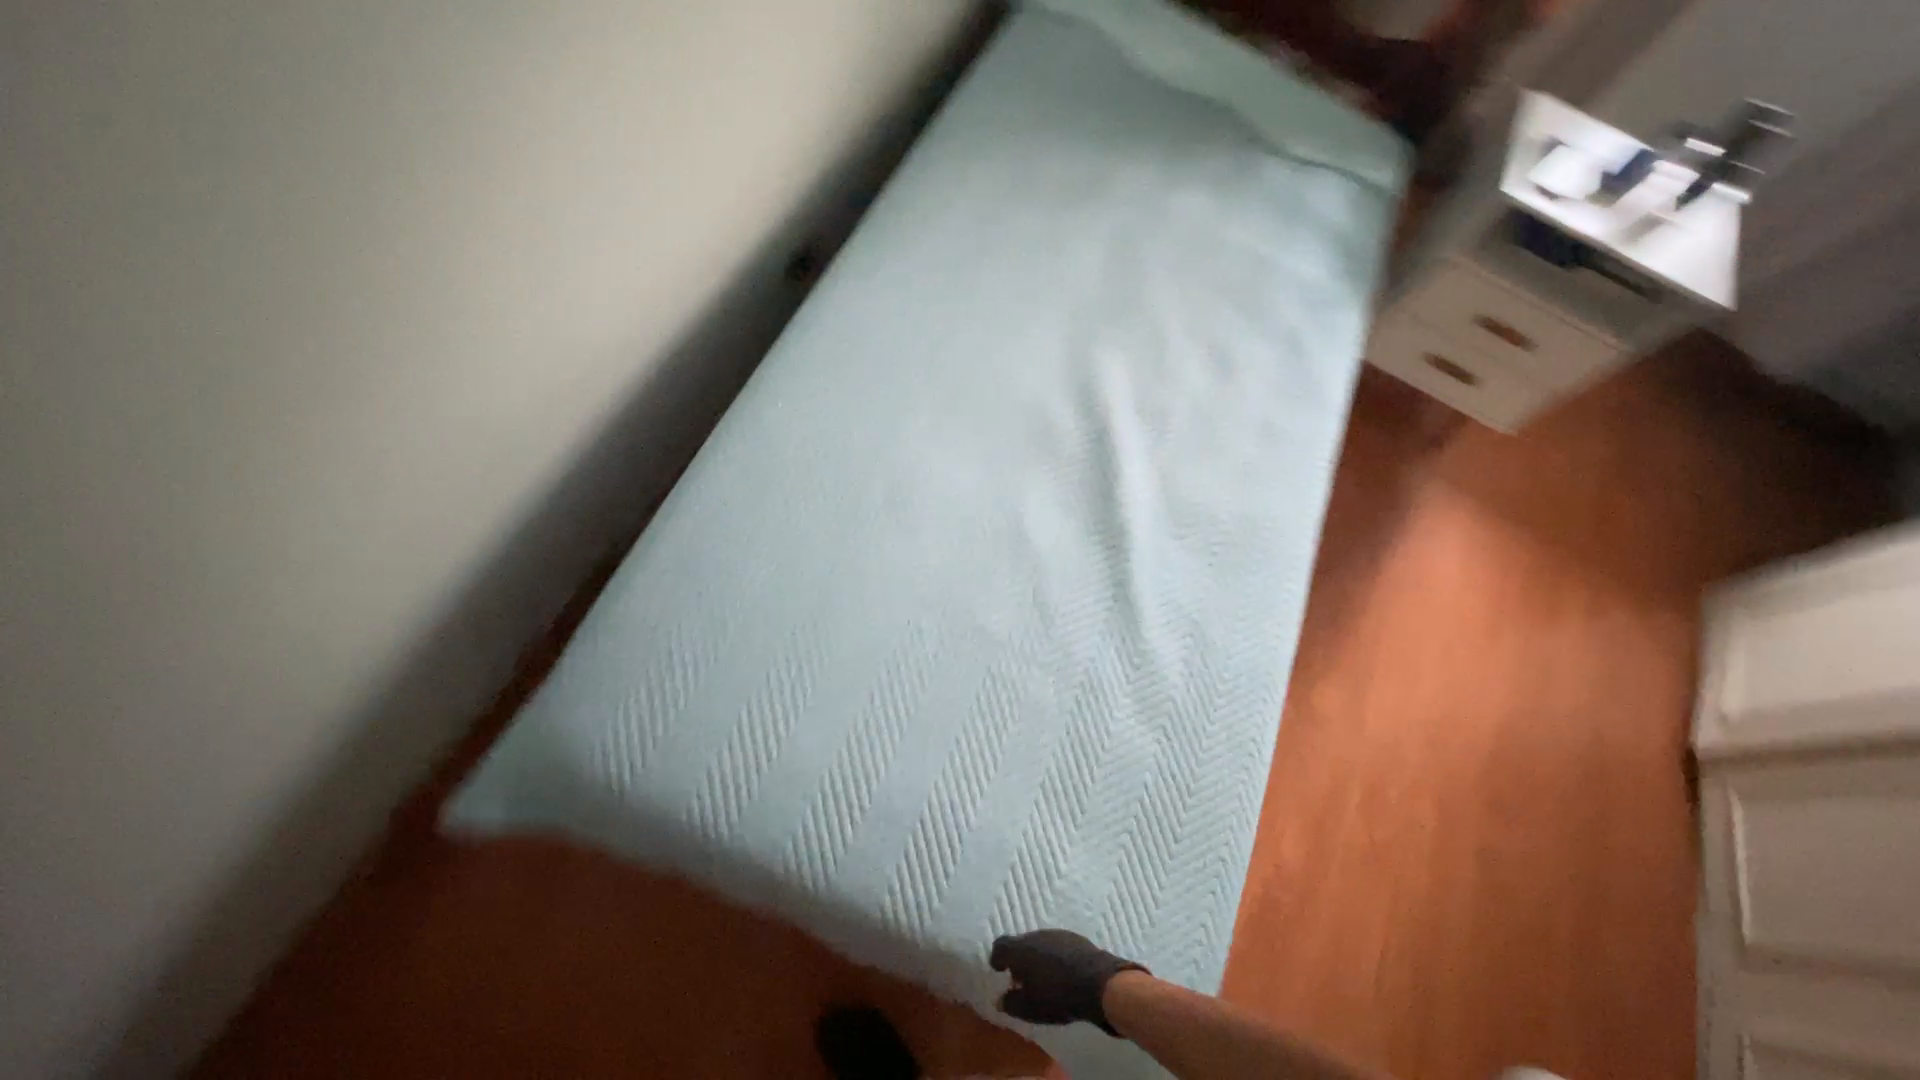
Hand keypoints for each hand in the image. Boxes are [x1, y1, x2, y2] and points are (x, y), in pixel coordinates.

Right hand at [989, 929, 1147, 1036]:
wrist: (1100, 984)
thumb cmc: (1057, 996)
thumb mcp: (1029, 1008)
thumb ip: (1010, 1003)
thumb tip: (1001, 999)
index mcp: (1020, 949)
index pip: (1001, 945)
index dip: (997, 957)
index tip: (999, 970)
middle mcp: (1036, 936)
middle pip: (1021, 944)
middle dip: (1019, 961)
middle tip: (1022, 981)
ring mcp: (1058, 935)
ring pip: (1041, 944)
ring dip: (1038, 959)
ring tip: (1044, 980)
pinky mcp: (1077, 939)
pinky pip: (1058, 947)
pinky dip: (1055, 959)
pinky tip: (1063, 975)